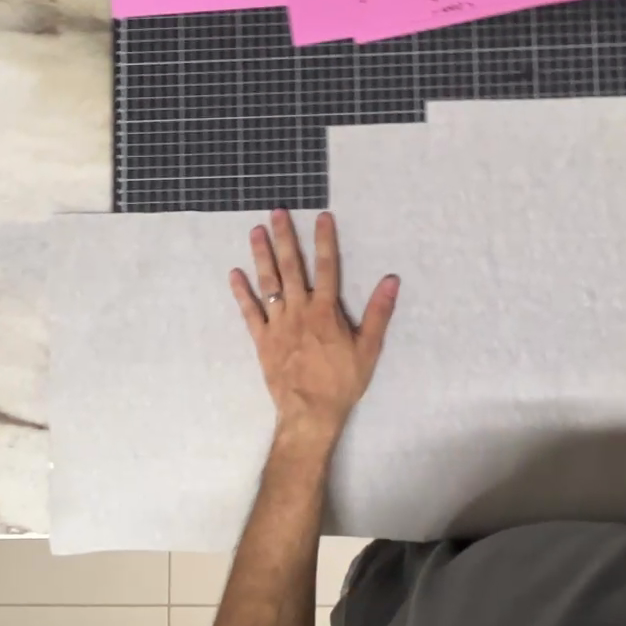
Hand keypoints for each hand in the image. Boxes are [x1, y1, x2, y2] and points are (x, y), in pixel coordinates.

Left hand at [230, 210, 398, 441]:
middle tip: (277, 212)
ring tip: (255, 231)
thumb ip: (378, 312)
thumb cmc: (343, 382)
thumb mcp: (369, 348)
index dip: (324, 240)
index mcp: (326, 311)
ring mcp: (278, 325)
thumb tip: (391, 280)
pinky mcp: (262, 340)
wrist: (310, 413)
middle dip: (285, 238)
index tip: (321, 216)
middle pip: (291, 268)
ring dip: (261, 256)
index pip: (327, 268)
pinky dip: (241, 293)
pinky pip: (249, 312)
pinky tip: (234, 274)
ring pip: (268, 284)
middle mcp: (299, 311)